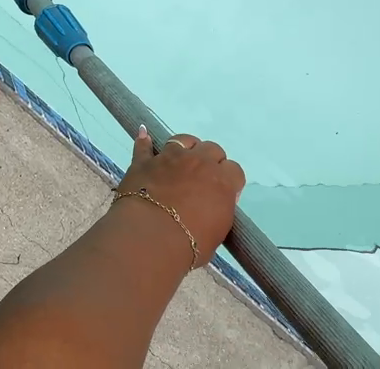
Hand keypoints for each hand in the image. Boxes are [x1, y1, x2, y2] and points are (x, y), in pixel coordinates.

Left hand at [115, 127, 242, 262]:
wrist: (151, 234)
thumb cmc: (190, 243)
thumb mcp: (218, 233)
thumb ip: (218, 211)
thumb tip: (213, 204)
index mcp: (221, 181)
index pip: (235, 170)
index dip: (230, 180)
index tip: (224, 193)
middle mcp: (197, 162)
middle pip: (211, 148)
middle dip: (211, 160)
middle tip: (205, 178)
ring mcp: (168, 157)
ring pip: (183, 140)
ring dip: (186, 147)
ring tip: (182, 159)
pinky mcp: (144, 160)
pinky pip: (144, 144)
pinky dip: (144, 140)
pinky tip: (144, 135)